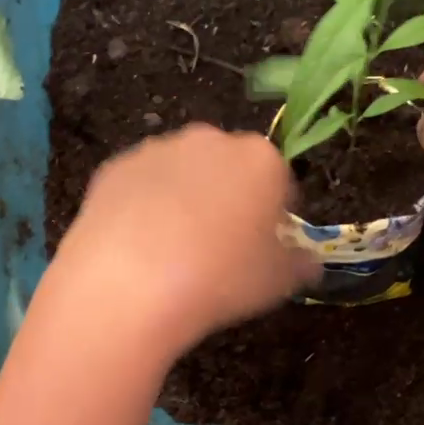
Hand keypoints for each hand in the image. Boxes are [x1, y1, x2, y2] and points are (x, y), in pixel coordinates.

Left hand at [49, 124, 319, 355]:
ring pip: (185, 174)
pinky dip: (146, 208)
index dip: (277, 215)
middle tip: (223, 248)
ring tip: (177, 252)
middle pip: (231, 169)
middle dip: (232, 199)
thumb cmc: (221, 278)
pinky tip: (142, 248)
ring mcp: (158, 149)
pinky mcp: (115, 167)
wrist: (130, 283)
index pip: (281, 181)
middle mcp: (211, 141)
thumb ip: (301, 263)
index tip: (267, 246)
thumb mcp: (278, 281)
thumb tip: (308, 261)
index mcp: (261, 160)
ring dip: (188, 201)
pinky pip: (143, 187)